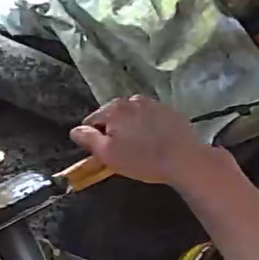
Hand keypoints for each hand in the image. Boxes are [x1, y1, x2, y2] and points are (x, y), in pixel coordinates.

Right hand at [69, 96, 223, 186]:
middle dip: (114, 131)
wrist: (183, 159)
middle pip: (114, 115)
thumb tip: (75, 130)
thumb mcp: (108, 154)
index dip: (93, 137)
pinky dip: (149, 127)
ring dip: (132, 127)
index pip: (92, 120)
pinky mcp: (170, 111)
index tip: (103, 152)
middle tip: (122, 152)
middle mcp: (132, 100)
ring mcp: (153, 103)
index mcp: (114, 109)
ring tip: (141, 147)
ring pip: (134, 115)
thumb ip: (88, 139)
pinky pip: (151, 118)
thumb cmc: (142, 159)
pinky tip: (156, 142)